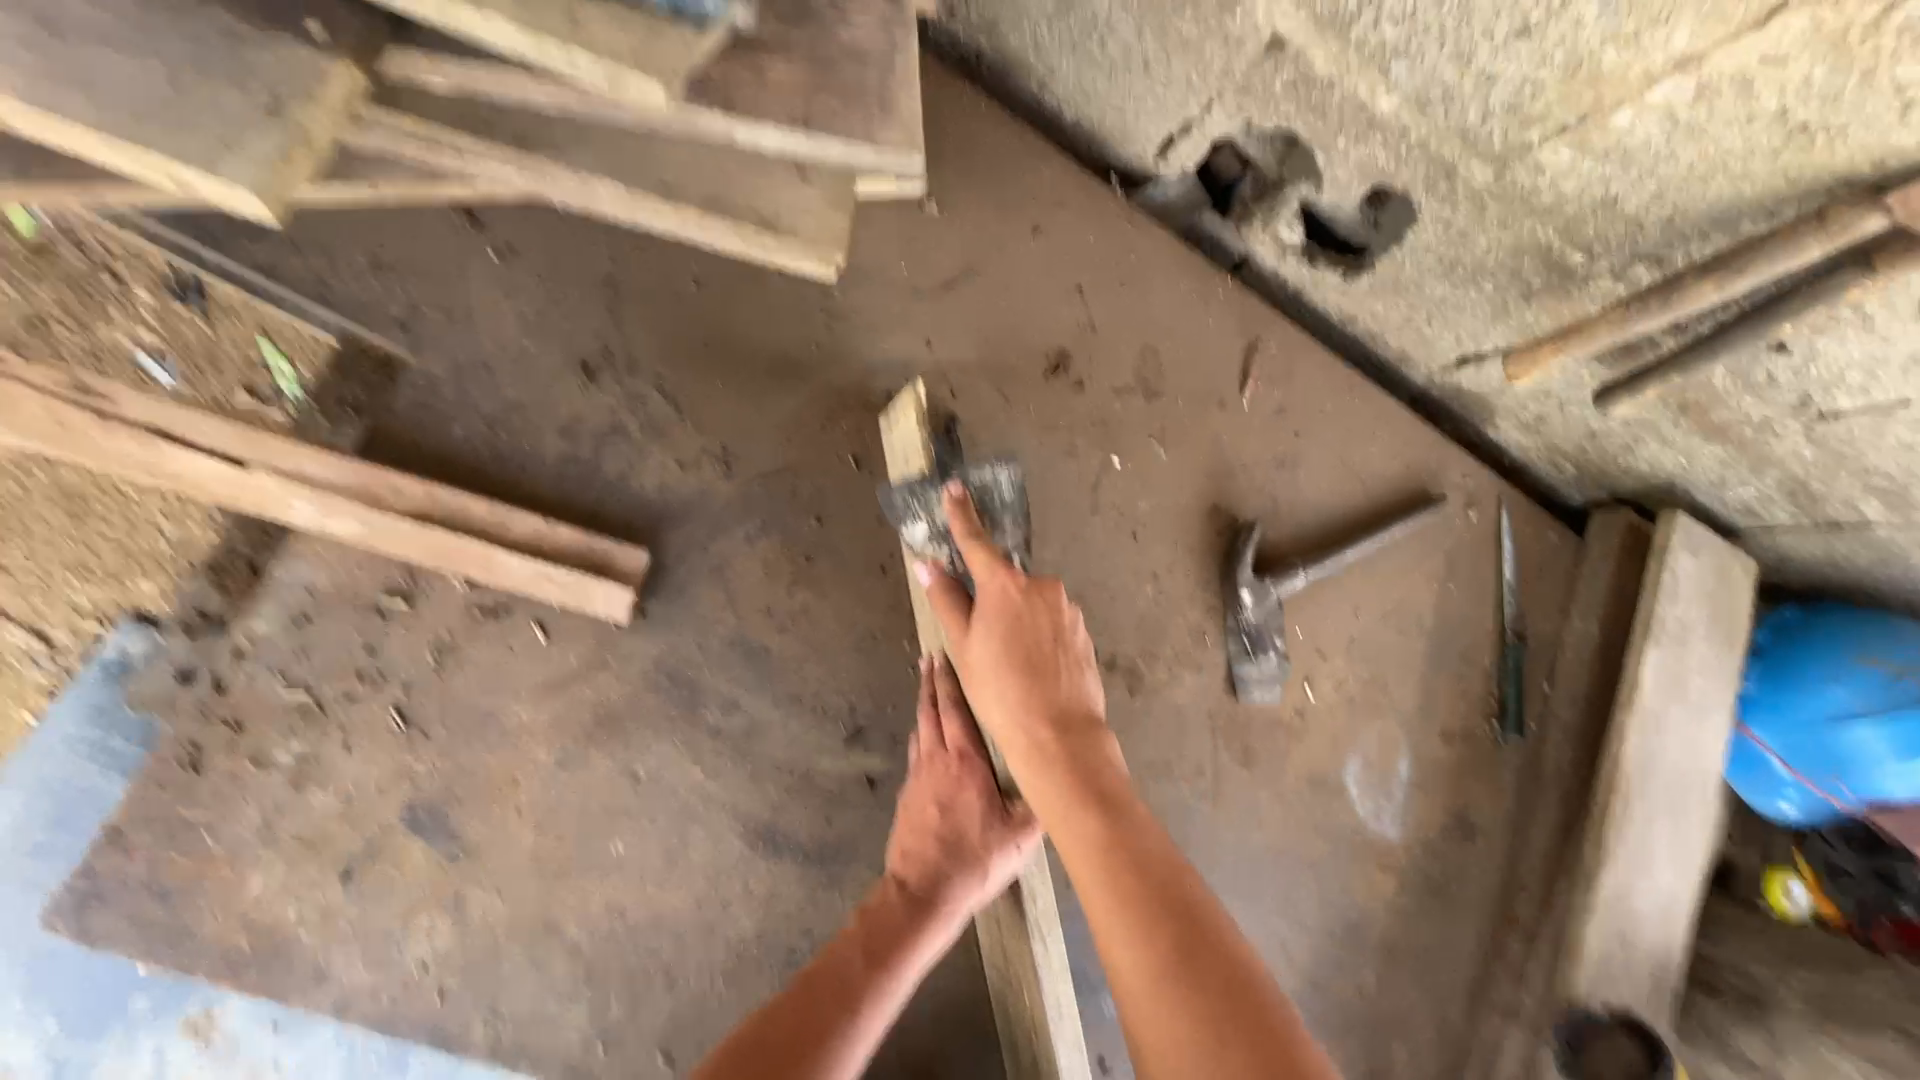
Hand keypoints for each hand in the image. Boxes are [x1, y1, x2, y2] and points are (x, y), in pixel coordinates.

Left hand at [883, 656, 1041, 922]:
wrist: (922, 892)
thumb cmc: (974, 860)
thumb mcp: (1021, 836)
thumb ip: (1040, 804)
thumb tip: (1059, 781)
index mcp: (966, 762)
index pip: (956, 710)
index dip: (949, 681)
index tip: (943, 656)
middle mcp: (937, 761)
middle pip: (931, 712)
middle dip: (931, 683)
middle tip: (928, 659)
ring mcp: (918, 778)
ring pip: (920, 730)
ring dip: (923, 706)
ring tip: (926, 689)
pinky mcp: (908, 796)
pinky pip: (915, 752)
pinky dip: (920, 734)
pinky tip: (923, 739)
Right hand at [916, 483, 1119, 783]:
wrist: (1058, 732)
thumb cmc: (999, 690)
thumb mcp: (962, 646)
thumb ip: (946, 599)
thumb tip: (927, 564)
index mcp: (1004, 585)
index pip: (975, 541)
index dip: (961, 514)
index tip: (954, 488)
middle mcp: (1039, 585)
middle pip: (1005, 582)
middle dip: (992, 602)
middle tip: (985, 645)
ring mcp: (1066, 606)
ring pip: (1030, 604)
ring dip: (1018, 622)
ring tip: (1013, 667)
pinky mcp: (1082, 627)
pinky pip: (1051, 622)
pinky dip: (1038, 637)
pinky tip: (1035, 670)